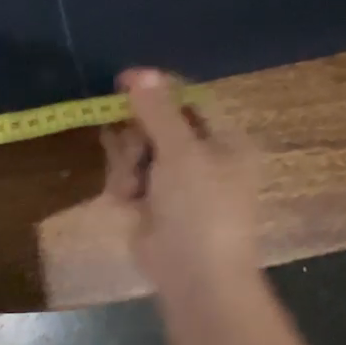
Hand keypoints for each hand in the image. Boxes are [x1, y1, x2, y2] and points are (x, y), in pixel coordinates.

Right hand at [99, 68, 261, 301]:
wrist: (192, 273)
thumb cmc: (199, 207)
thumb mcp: (180, 151)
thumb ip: (157, 110)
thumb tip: (138, 71)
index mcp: (225, 141)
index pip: (188, 100)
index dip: (156, 89)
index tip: (120, 82)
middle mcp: (202, 158)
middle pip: (157, 124)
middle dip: (137, 134)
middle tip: (132, 151)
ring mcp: (175, 182)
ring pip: (137, 150)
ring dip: (127, 163)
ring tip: (130, 186)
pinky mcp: (151, 203)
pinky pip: (129, 177)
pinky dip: (123, 184)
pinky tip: (126, 200)